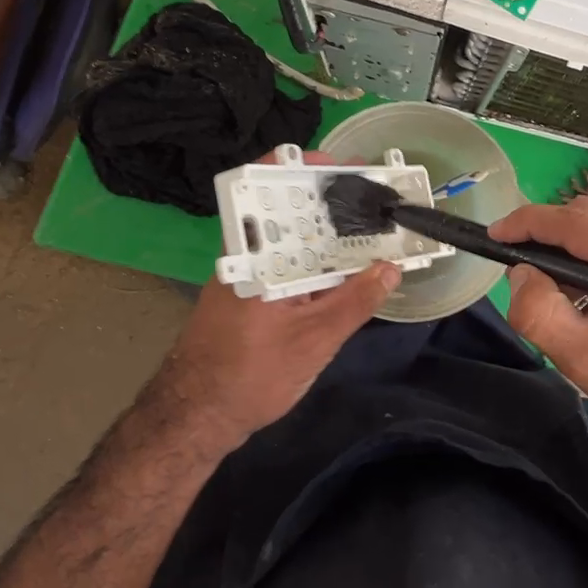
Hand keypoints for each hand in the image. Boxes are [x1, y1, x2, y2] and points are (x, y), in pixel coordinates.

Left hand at [142, 149, 398, 448]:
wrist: (194, 422)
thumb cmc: (248, 378)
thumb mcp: (313, 341)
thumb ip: (355, 302)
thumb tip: (392, 269)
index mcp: (254, 260)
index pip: (268, 196)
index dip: (298, 171)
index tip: (338, 165)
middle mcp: (248, 261)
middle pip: (287, 215)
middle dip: (329, 201)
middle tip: (373, 196)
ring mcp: (251, 281)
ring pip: (293, 245)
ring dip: (330, 236)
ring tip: (373, 229)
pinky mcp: (255, 301)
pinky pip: (292, 270)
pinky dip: (321, 264)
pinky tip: (351, 271)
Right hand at [489, 198, 587, 443]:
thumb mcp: (583, 359)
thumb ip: (541, 312)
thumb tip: (519, 273)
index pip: (574, 222)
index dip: (527, 223)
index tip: (493, 235)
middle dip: (547, 233)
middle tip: (520, 270)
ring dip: (569, 242)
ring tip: (549, 284)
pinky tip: (581, 285)